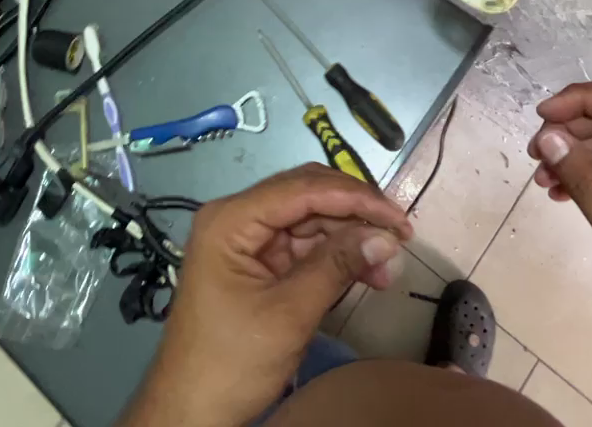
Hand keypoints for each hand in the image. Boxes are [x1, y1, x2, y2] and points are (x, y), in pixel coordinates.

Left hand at [120, 165, 411, 426]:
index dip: (354, 196)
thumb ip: (336, 266)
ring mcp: (249, 239)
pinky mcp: (260, 262)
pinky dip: (337, 256)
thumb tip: (387, 238)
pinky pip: (306, 245)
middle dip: (355, 212)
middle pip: (307, 195)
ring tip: (390, 261)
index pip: (301, 188)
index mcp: (231, 218)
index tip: (397, 217)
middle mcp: (238, 217)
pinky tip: (368, 273)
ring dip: (350, 236)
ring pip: (312, 219)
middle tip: (399, 232)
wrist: (192, 413)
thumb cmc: (232, 362)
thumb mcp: (289, 314)